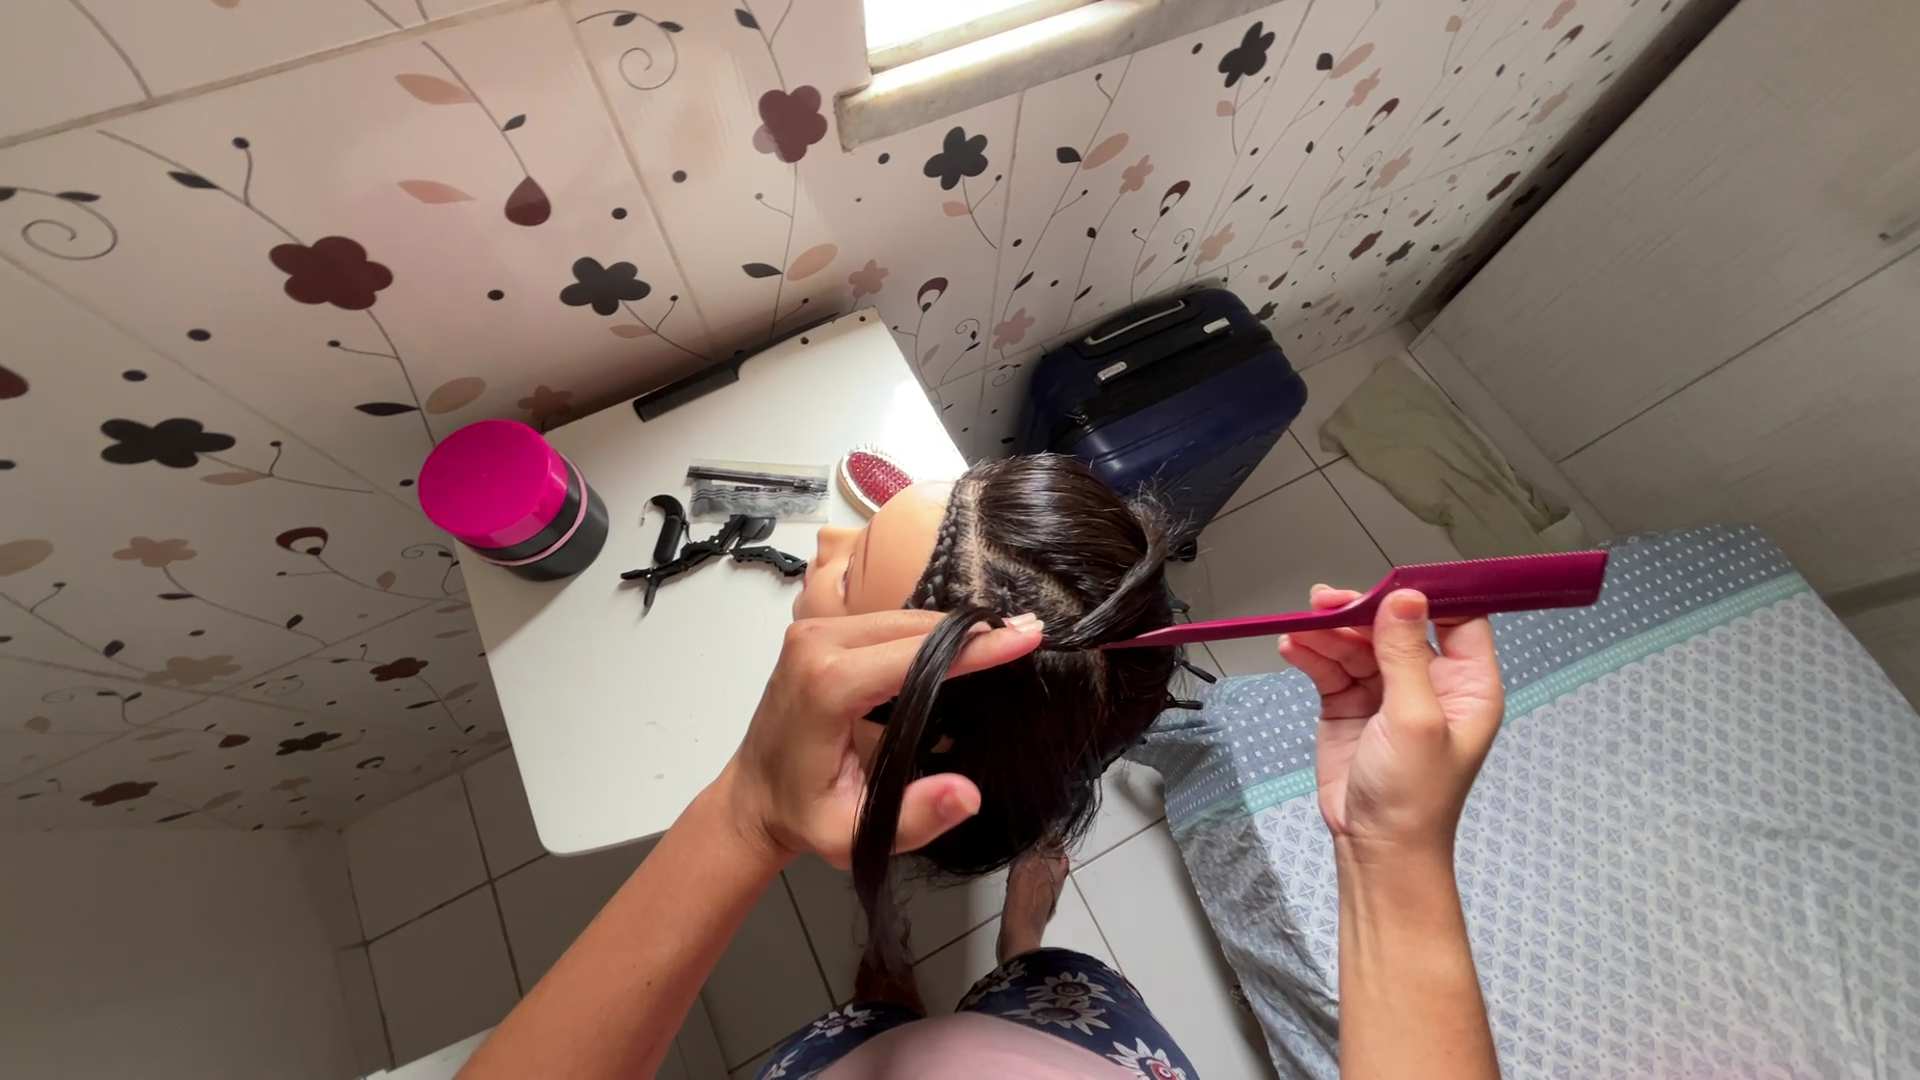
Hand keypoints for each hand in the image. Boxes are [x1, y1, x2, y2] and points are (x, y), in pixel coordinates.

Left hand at [722, 609, 1042, 867]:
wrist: (751, 797)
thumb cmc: (801, 816)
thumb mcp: (853, 835)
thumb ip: (914, 817)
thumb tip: (970, 793)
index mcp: (827, 685)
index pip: (918, 655)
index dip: (977, 648)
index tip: (1026, 637)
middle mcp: (817, 643)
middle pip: (913, 626)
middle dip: (972, 633)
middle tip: (1026, 634)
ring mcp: (813, 630)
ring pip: (901, 618)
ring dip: (950, 631)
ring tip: (1000, 640)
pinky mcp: (816, 630)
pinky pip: (883, 622)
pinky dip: (923, 633)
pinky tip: (955, 646)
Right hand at [1278, 587, 1503, 858]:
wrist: (1373, 841)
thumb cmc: (1413, 793)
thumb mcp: (1414, 718)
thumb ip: (1406, 654)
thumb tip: (1405, 597)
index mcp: (1464, 684)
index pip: (1456, 621)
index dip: (1426, 597)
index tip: (1389, 582)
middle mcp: (1425, 682)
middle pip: (1391, 626)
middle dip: (1358, 612)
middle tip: (1324, 602)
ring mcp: (1382, 691)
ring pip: (1353, 642)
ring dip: (1325, 633)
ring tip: (1299, 630)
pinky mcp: (1346, 702)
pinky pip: (1328, 665)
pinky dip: (1309, 654)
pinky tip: (1292, 648)